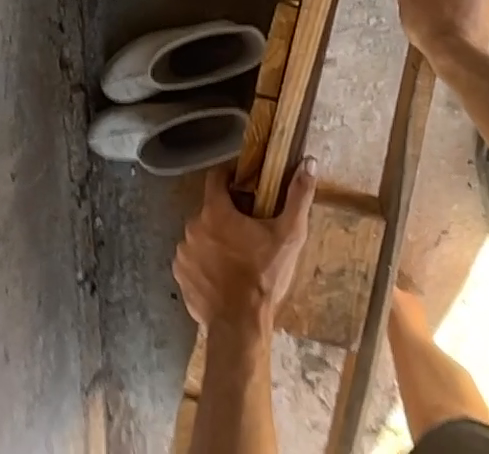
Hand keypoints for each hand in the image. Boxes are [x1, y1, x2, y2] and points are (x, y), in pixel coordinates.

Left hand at [173, 160, 317, 330]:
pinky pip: (194, 256)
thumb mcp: (289, 234)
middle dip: (229, 209)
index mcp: (215, 211)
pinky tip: (226, 272)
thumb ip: (298, 195)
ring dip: (217, 235)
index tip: (248, 181)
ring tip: (240, 251)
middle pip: (211, 206)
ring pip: (202, 232)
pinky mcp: (180, 275)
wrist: (240, 326)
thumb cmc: (264, 276)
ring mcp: (183, 253)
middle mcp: (192, 227)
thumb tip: (308, 162)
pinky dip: (207, 258)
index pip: (217, 176)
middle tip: (252, 223)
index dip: (232, 174)